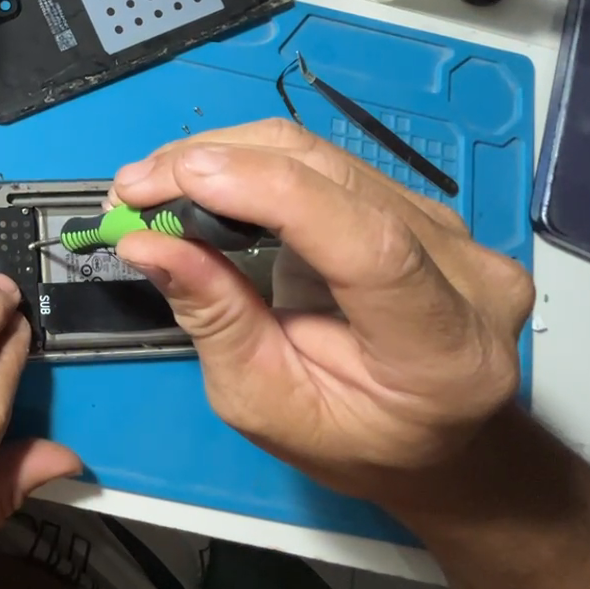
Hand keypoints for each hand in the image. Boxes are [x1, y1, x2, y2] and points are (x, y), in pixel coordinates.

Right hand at [109, 119, 532, 502]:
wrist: (430, 436)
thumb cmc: (346, 437)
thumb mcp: (261, 400)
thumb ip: (213, 320)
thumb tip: (143, 243)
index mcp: (439, 347)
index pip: (368, 244)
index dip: (269, 194)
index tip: (171, 181)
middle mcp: (462, 268)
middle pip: (329, 175)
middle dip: (212, 164)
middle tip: (128, 191)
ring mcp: (442, 225)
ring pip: (313, 151)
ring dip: (215, 154)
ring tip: (147, 184)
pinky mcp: (409, 202)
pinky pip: (314, 158)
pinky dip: (239, 160)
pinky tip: (192, 181)